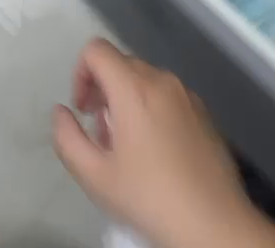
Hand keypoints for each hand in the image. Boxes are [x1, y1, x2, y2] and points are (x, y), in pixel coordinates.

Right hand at [51, 39, 274, 247]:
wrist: (214, 223)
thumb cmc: (149, 197)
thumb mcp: (95, 176)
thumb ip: (67, 138)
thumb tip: (61, 113)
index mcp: (133, 88)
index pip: (96, 50)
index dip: (80, 73)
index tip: (83, 110)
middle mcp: (162, 80)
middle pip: (121, 63)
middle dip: (102, 90)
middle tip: (101, 133)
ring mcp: (187, 94)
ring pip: (145, 79)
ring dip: (126, 100)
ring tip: (127, 146)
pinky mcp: (204, 112)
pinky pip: (168, 95)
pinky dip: (152, 108)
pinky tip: (156, 152)